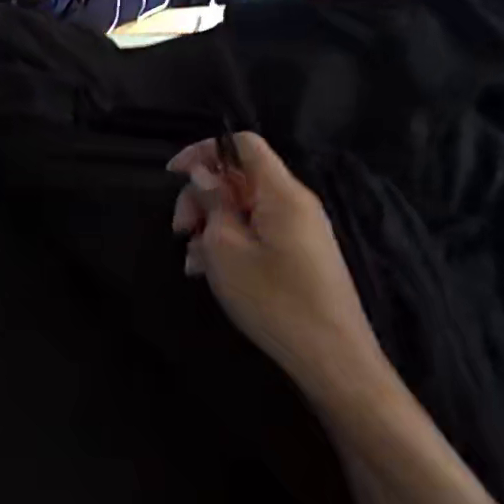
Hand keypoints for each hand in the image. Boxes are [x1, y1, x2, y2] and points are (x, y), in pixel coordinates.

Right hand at [168, 133, 381, 389]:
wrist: (330, 358)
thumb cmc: (271, 297)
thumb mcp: (224, 246)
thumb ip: (212, 202)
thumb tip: (202, 173)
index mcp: (281, 195)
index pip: (244, 145)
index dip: (204, 150)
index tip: (173, 174)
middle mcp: (293, 205)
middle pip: (236, 178)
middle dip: (199, 197)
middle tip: (179, 229)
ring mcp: (297, 230)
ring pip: (240, 208)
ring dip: (208, 224)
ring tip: (191, 258)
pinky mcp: (296, 253)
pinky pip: (253, 231)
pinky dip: (226, 242)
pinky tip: (207, 270)